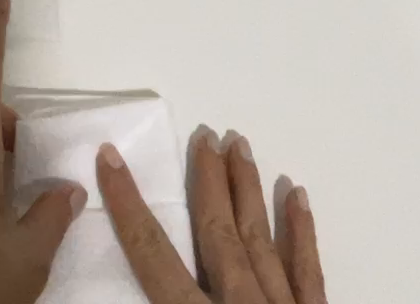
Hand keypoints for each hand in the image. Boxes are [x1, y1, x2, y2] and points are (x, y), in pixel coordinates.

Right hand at [97, 128, 325, 303]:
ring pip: (261, 239)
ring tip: (242, 145)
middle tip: (205, 132)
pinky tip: (297, 195)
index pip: (152, 256)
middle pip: (217, 232)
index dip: (128, 205)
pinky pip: (309, 272)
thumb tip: (114, 299)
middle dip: (206, 179)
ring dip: (248, 190)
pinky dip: (301, 231)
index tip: (110, 158)